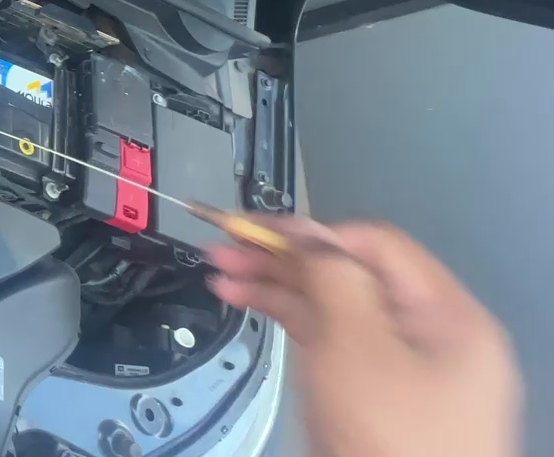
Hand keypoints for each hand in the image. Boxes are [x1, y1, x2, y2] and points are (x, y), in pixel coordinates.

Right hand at [208, 218, 519, 456]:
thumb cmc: (394, 430)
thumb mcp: (359, 344)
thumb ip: (334, 277)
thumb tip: (307, 231)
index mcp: (442, 314)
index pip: (371, 244)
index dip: (310, 232)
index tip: (255, 231)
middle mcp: (420, 326)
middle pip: (339, 267)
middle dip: (276, 253)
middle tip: (223, 243)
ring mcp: (391, 351)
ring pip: (320, 293)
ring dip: (265, 276)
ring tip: (218, 268)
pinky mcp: (363, 371)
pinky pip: (316, 321)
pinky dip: (274, 304)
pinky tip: (237, 294)